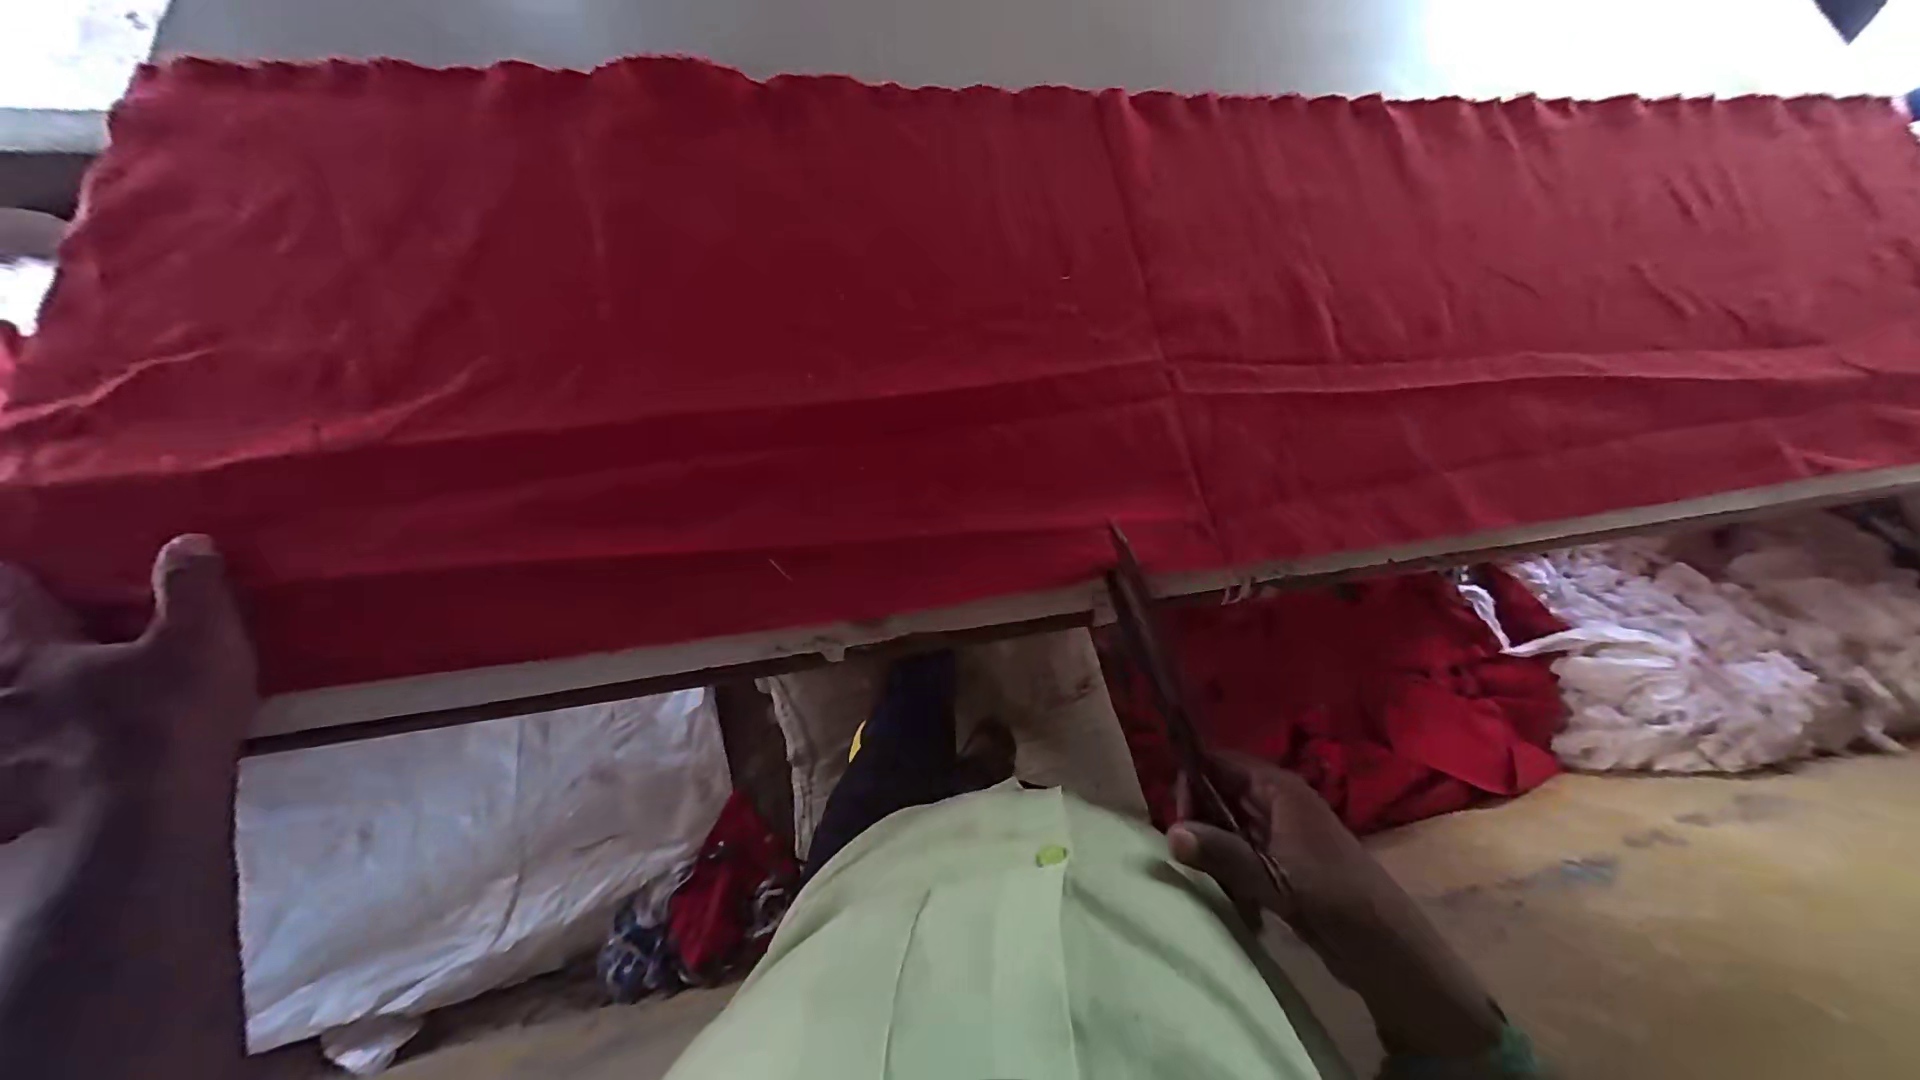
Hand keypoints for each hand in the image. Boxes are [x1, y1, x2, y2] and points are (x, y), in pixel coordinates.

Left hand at [0, 536, 255, 840]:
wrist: (136, 817)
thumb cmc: (168, 714)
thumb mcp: (203, 642)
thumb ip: (192, 590)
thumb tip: (184, 540)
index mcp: (25, 651)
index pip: (8, 592)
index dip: (20, 575)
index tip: (32, 567)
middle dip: (16, 645)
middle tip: (52, 641)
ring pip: (3, 710)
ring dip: (19, 704)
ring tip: (47, 706)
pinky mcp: (7, 794)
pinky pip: (12, 764)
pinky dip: (23, 756)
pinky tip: (40, 761)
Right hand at [1166, 750, 1378, 938]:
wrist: (1391, 952)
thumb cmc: (1335, 899)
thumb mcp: (1273, 877)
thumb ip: (1221, 853)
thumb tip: (1169, 833)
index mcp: (1277, 788)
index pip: (1217, 762)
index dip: (1192, 782)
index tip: (1177, 820)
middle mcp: (1276, 801)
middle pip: (1218, 792)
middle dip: (1199, 820)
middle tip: (1187, 854)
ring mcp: (1279, 831)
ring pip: (1226, 824)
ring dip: (1213, 849)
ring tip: (1207, 879)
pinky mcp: (1281, 860)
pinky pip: (1240, 851)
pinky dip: (1228, 868)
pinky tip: (1230, 897)